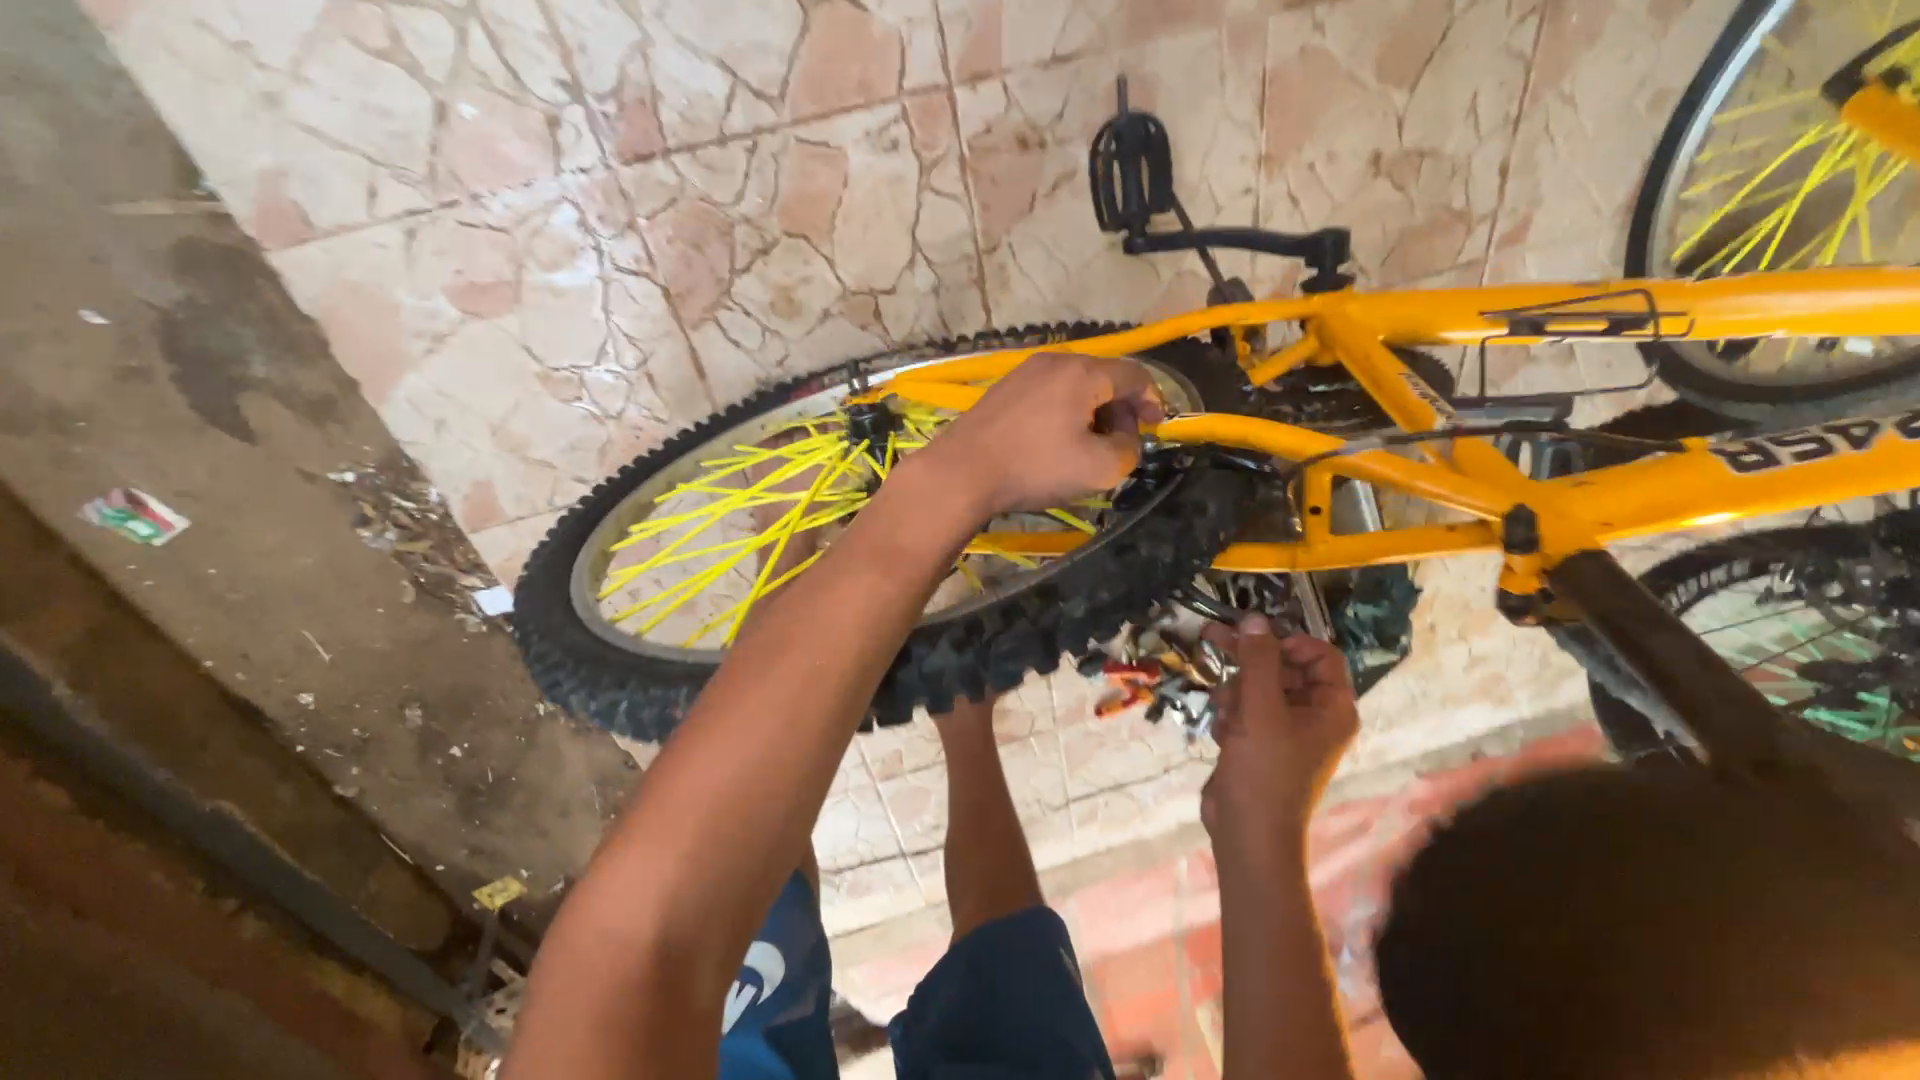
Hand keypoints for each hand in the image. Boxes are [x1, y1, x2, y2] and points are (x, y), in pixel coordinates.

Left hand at [910, 352, 1163, 519]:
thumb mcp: (1100, 468)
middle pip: (1104, 377)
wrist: (961, 473)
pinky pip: (1049, 393)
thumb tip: (1126, 437)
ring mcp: (1024, 372)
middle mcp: (1055, 360)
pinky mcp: (1004, 389)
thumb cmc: (1035, 468)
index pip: (1135, 374)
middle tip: (1122, 443)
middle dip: (1121, 409)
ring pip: (1075, 385)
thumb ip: (1128, 449)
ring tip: (1089, 447)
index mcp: (1084, 372)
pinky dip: (1065, 412)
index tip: (1155, 428)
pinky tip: (1055, 443)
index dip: (1153, 400)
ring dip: (1092, 412)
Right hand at [1200, 617, 1360, 852]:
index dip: (1289, 641)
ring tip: (1225, 713)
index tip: (1257, 640)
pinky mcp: (1260, 745)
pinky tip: (1224, 735)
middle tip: (1210, 635)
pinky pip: (1246, 712)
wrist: (1248, 834)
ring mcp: (1286, 731)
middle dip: (1248, 660)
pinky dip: (1231, 717)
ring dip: (1236, 693)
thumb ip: (1258, 661)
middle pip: (1283, 668)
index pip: (1321, 655)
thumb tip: (1254, 618)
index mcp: (1332, 707)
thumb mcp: (1261, 709)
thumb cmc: (1265, 771)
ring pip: (1258, 688)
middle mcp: (1314, 716)